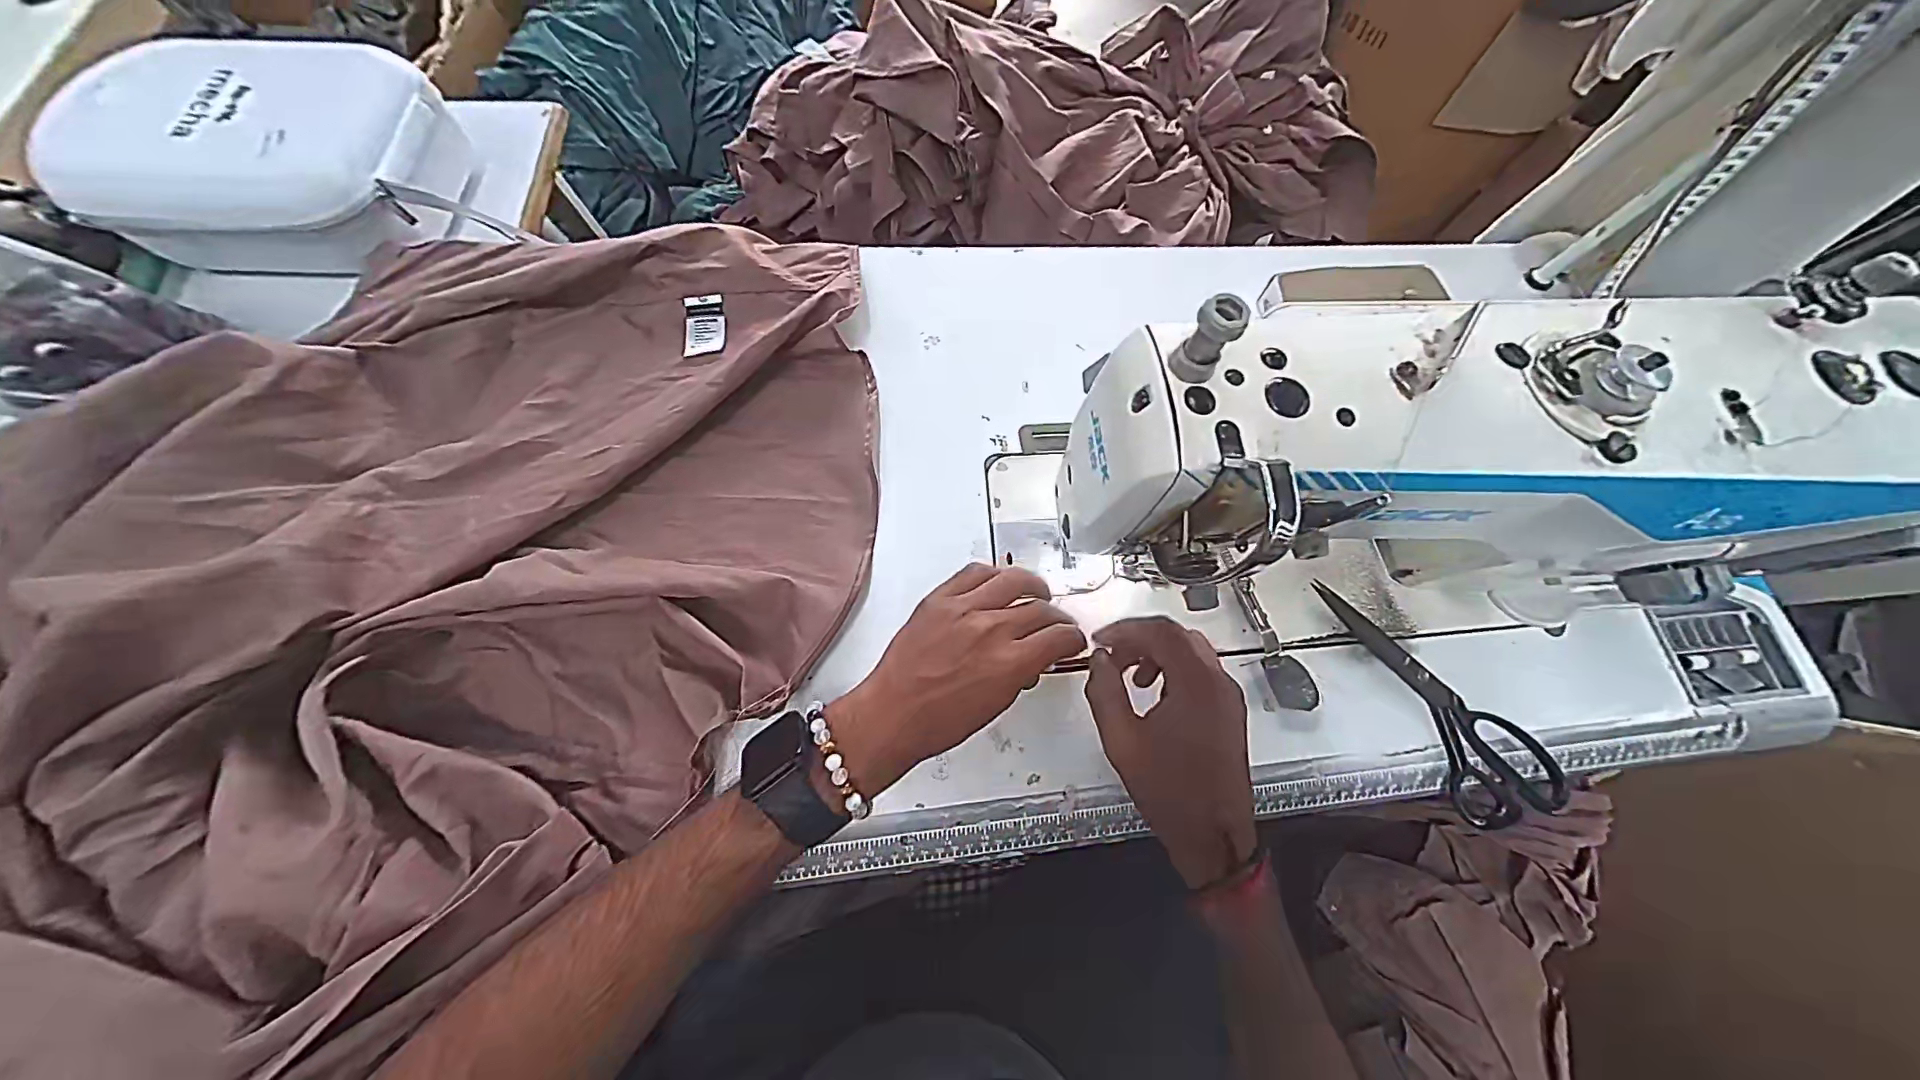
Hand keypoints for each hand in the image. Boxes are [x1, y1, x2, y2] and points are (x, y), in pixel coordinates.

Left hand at [828, 564, 1085, 794]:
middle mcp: (989, 630)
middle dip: (1057, 617)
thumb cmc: (936, 720)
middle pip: (1041, 608)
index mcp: (1010, 662)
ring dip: (1033, 585)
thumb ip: (1021, 674)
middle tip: (1056, 622)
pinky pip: (974, 572)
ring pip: (1013, 579)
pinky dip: (993, 573)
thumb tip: (1033, 659)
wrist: (893, 714)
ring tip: (1036, 591)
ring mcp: (963, 610)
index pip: (1059, 637)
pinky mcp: (939, 599)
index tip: (1071, 639)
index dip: (1072, 637)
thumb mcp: (996, 704)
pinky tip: (998, 580)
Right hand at [1085, 617, 1254, 889]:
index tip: (1102, 641)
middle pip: (1177, 635)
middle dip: (1140, 638)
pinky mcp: (1229, 711)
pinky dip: (1173, 668)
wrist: (1213, 835)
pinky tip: (1153, 692)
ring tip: (1128, 674)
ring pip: (1190, 650)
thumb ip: (1104, 692)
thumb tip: (1100, 662)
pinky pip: (1200, 671)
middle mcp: (1219, 683)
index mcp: (1196, 684)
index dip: (1125, 629)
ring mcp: (1228, 697)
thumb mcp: (1121, 740)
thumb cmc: (1172, 793)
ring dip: (1157, 653)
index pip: (1160, 632)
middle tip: (1111, 652)